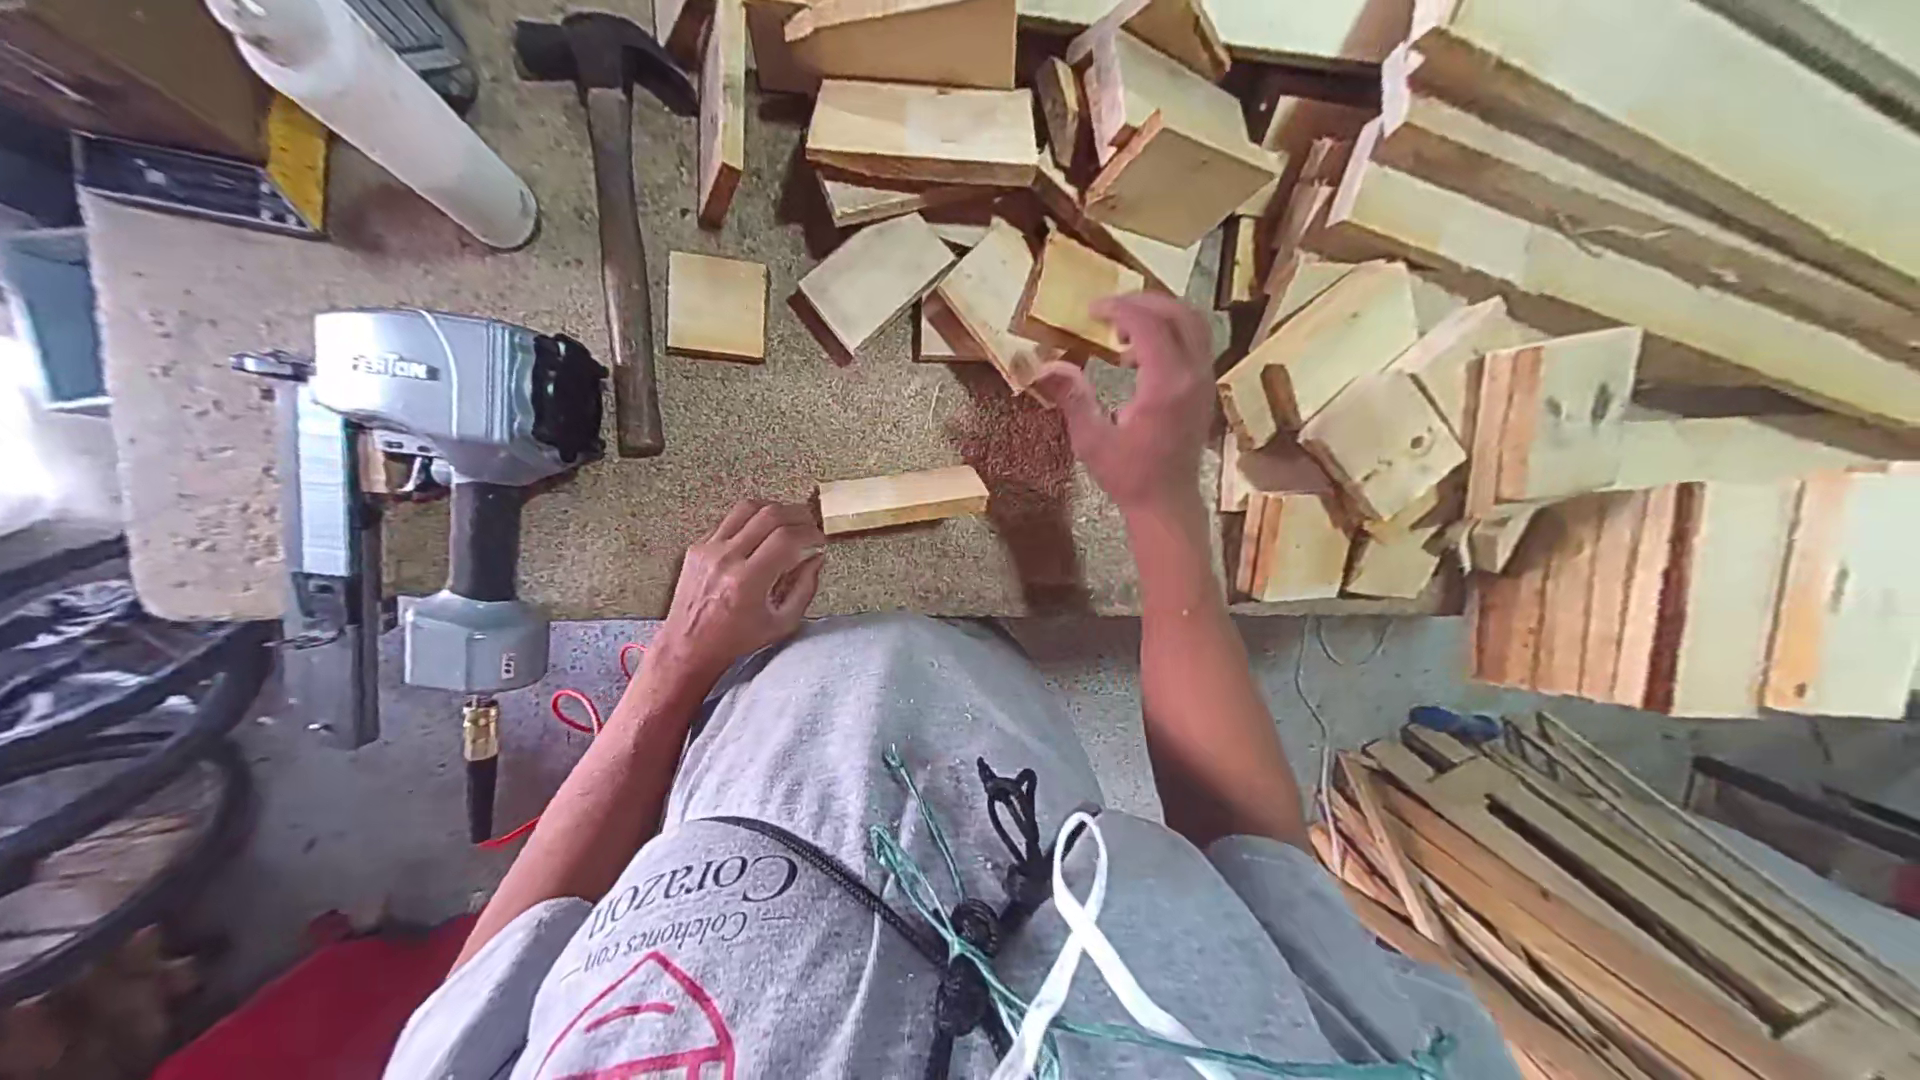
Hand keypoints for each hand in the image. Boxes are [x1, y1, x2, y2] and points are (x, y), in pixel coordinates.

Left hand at [641, 500, 824, 698]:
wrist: (688, 647)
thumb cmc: (734, 640)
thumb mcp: (782, 623)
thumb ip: (805, 587)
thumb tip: (816, 558)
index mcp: (747, 581)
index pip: (787, 538)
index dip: (811, 533)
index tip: (819, 540)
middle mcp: (726, 560)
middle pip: (770, 515)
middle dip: (798, 515)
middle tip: (809, 525)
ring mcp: (708, 550)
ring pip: (748, 508)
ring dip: (775, 509)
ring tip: (788, 520)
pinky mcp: (698, 547)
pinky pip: (729, 520)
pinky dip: (751, 520)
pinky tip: (762, 531)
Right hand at [1031, 293, 1213, 525]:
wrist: (1167, 502)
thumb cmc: (1128, 476)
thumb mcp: (1092, 440)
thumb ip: (1073, 398)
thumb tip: (1045, 367)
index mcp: (1166, 386)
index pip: (1149, 325)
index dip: (1120, 309)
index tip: (1093, 309)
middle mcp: (1193, 375)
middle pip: (1178, 313)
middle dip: (1143, 302)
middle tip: (1110, 309)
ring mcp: (1205, 381)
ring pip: (1193, 324)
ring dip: (1160, 315)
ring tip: (1124, 330)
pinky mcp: (1205, 388)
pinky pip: (1196, 343)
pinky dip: (1170, 333)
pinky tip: (1140, 354)